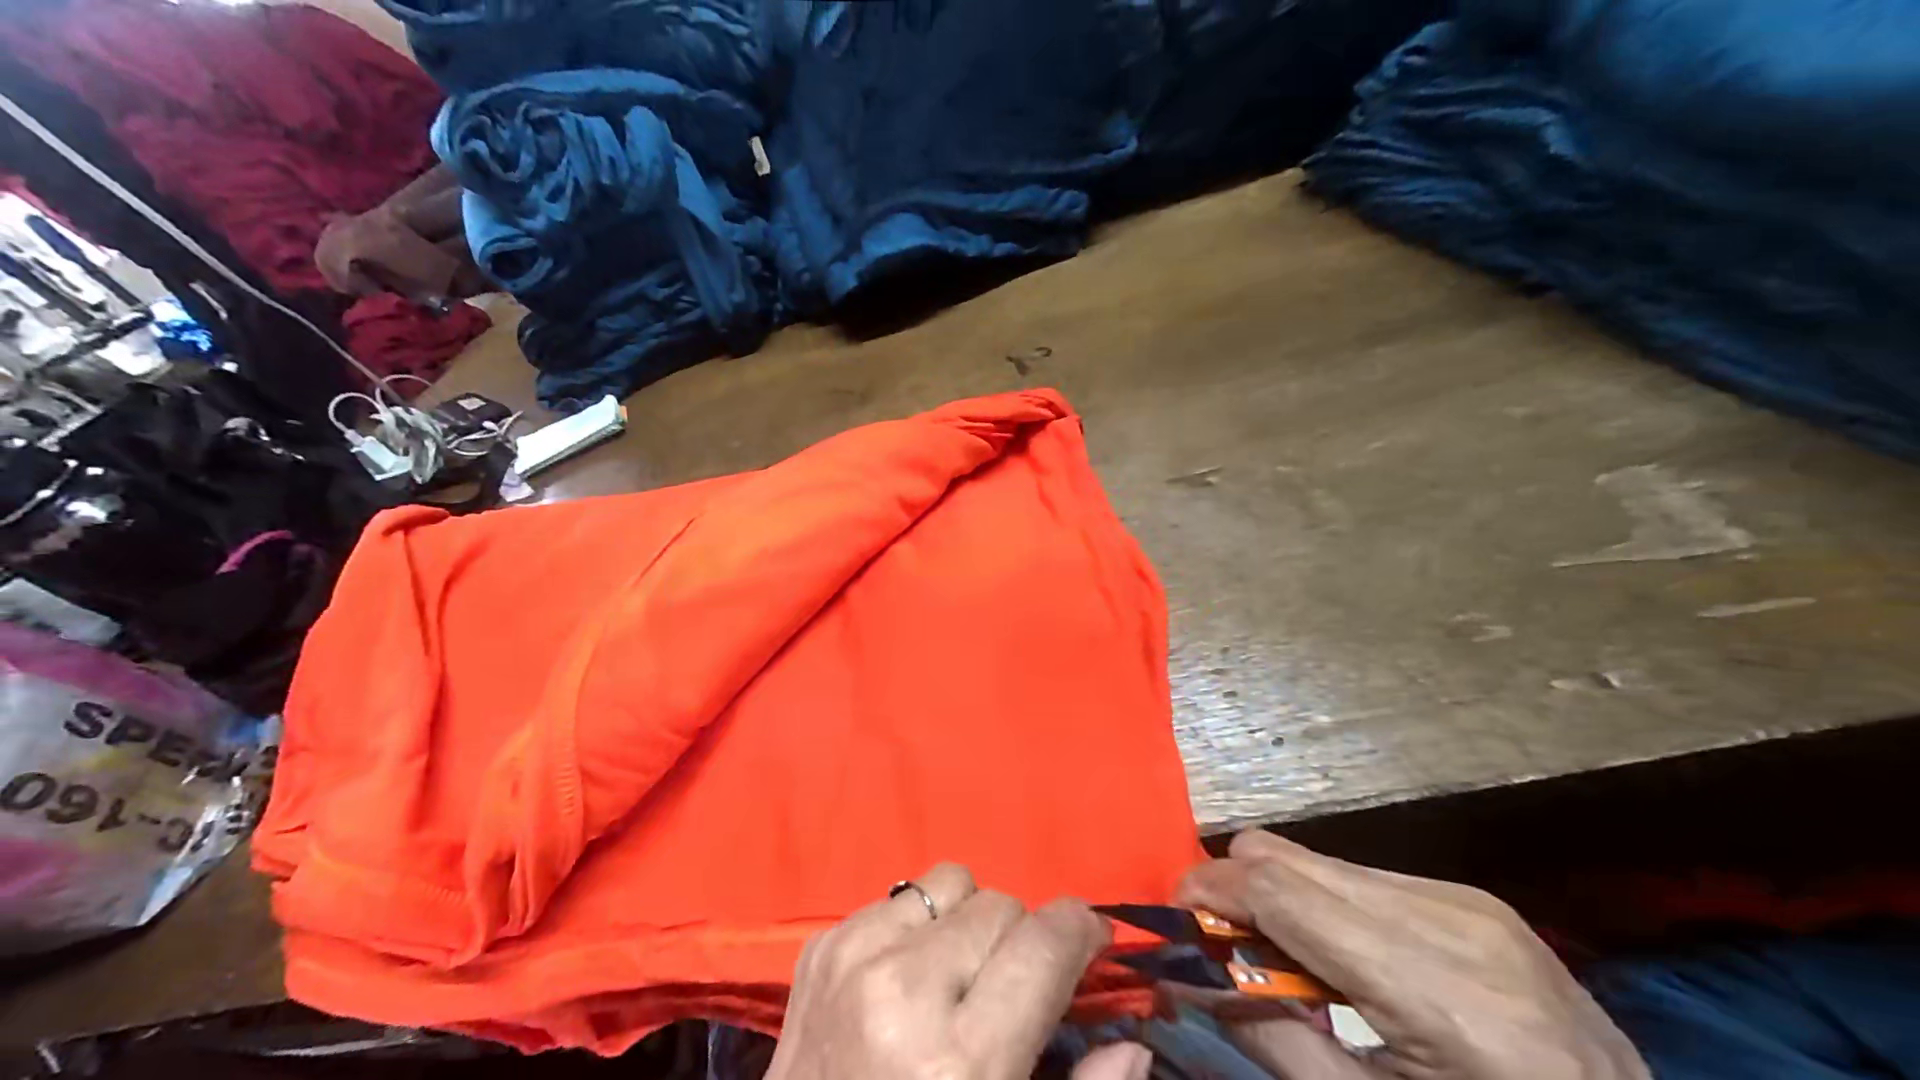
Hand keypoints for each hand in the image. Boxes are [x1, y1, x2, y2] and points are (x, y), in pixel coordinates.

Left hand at [768, 863, 1152, 1079]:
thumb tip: (1133, 1042)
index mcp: (960, 1057)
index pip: (1044, 943)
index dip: (1080, 929)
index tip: (1091, 943)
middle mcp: (903, 988)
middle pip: (999, 905)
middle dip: (1020, 938)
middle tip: (1012, 985)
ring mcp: (852, 957)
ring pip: (948, 882)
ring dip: (966, 919)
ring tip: (955, 973)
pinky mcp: (819, 945)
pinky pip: (897, 897)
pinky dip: (915, 925)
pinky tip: (905, 976)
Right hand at [1176, 832, 1649, 1079]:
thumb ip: (1267, 1034)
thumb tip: (1180, 972)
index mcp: (1442, 994)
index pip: (1279, 891)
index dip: (1207, 894)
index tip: (1171, 921)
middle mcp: (1452, 918)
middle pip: (1286, 857)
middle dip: (1232, 892)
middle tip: (1221, 951)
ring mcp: (1469, 901)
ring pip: (1312, 856)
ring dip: (1275, 897)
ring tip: (1285, 964)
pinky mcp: (1472, 897)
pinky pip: (1354, 874)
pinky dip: (1319, 903)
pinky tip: (1339, 959)